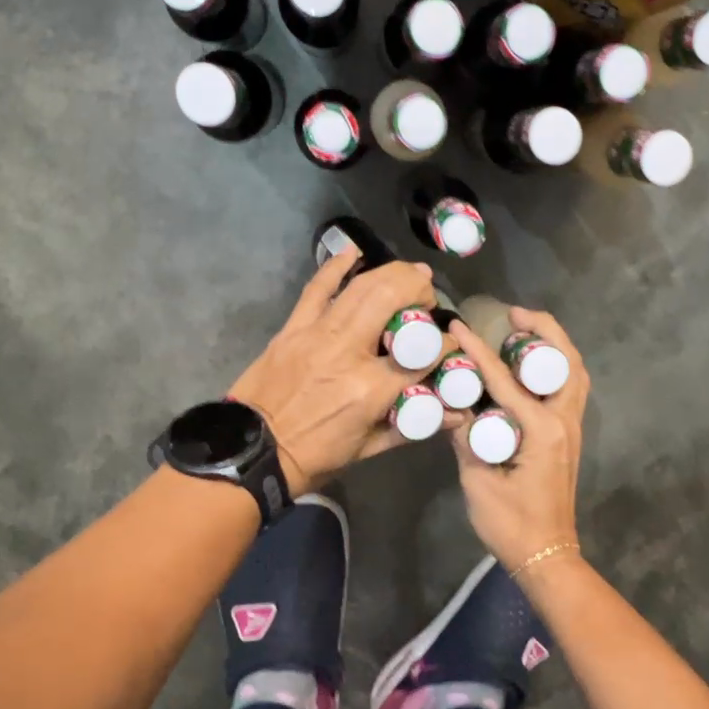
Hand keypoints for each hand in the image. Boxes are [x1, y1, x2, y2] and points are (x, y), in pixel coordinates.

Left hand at [229, 245, 456, 494]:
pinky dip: (336, 266)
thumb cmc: (315, 457)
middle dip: (419, 290)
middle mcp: (348, 352)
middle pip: (392, 300)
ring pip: (361, 288)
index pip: (423, 355)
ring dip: (391, 274)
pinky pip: (317, 288)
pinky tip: (355, 252)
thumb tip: (455, 413)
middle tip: (428, 297)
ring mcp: (318, 335)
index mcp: (372, 388)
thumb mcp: (369, 448)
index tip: (452, 341)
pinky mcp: (293, 328)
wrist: (253, 452)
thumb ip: (413, 423)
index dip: (445, 345)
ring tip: (410, 275)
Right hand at [449, 307, 589, 571]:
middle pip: (565, 362)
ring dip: (554, 347)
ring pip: (574, 374)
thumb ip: (465, 438)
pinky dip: (556, 369)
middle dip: (543, 330)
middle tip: (513, 314)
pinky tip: (530, 368)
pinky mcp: (568, 438)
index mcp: (541, 431)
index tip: (461, 325)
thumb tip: (452, 408)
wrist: (545, 555)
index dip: (480, 351)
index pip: (506, 380)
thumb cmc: (510, 525)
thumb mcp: (478, 481)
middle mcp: (564, 422)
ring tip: (525, 332)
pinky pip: (569, 390)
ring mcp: (571, 430)